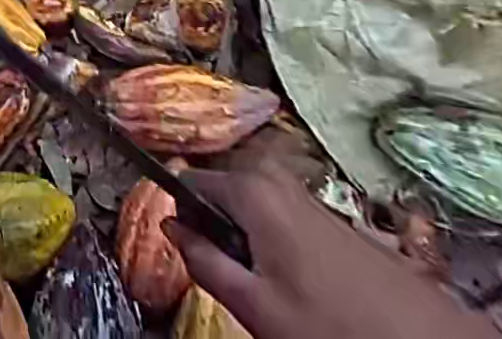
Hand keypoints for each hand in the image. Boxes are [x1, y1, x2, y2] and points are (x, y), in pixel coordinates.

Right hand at [163, 165, 497, 338]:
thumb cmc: (331, 326)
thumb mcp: (255, 305)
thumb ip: (203, 260)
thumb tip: (170, 226)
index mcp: (251, 188)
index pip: (189, 182)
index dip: (183, 215)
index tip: (195, 253)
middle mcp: (275, 176)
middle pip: (221, 192)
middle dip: (219, 229)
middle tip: (238, 279)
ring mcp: (306, 193)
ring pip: (251, 206)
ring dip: (248, 239)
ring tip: (272, 287)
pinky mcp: (330, 213)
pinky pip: (281, 215)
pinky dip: (277, 243)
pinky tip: (303, 288)